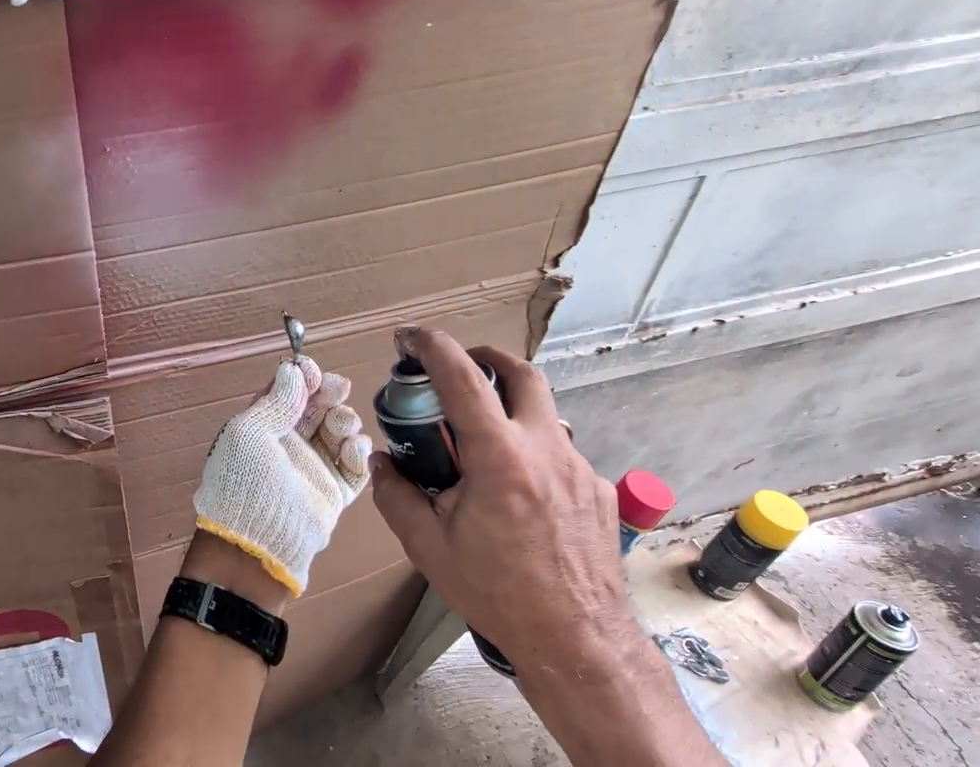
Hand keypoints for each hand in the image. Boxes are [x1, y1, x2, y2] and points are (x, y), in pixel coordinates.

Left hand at [193, 356, 371, 597]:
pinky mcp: (334, 493)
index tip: (314, 370)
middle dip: (329, 395)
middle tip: (339, 390)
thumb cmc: (245, 482)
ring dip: (345, 421)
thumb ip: (275, 401)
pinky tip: (355, 448)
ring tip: (342, 426)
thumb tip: (292, 368)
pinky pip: (354, 466)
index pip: (287, 394)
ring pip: (338, 432)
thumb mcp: (249, 432)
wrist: (257, 545)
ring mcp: (313, 469)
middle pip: (317, 409)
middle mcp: (288, 445)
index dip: (303, 379)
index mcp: (262, 428)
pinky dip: (359, 453)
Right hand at [369, 328, 633, 675]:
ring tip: (481, 442)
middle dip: (485, 357)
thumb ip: (396, 496)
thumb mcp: (428, 547)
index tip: (408, 338)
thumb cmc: (500, 594)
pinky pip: (560, 451)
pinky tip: (515, 489)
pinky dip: (530, 450)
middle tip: (457, 367)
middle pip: (522, 373)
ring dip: (509, 409)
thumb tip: (381, 463)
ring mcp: (579, 468)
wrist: (578, 641)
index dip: (431, 346)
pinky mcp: (598, 490)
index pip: (462, 378)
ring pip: (543, 413)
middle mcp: (546, 451)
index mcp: (500, 459)